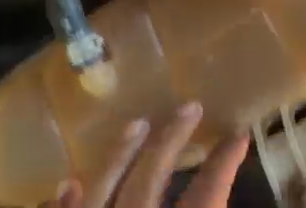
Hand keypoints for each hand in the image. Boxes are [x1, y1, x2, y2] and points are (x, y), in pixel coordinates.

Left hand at [45, 103, 249, 207]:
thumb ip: (211, 203)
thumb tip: (230, 168)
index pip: (207, 191)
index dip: (224, 161)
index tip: (240, 134)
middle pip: (150, 181)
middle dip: (170, 142)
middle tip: (190, 107)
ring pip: (103, 192)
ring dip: (118, 158)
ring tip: (135, 124)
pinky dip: (65, 203)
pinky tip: (68, 183)